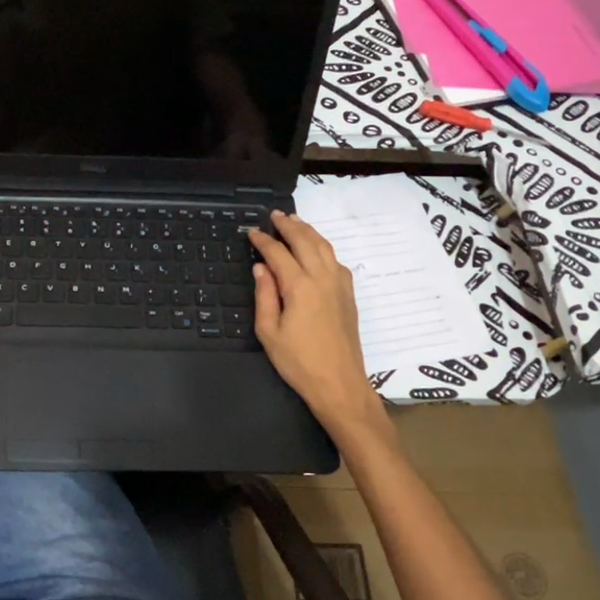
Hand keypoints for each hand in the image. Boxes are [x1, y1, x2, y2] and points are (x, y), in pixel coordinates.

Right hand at [248, 211, 383, 432]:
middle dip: (289, 225)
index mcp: (299, 287)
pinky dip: (323, 247)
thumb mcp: (269, 331)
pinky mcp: (348, 295)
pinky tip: (316, 249)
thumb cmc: (298, 362)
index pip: (278, 253)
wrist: (339, 384)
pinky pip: (335, 260)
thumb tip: (261, 268)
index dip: (263, 240)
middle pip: (305, 241)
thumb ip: (264, 295)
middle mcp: (322, 278)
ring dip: (308, 231)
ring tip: (295, 221)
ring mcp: (339, 285)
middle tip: (274, 215)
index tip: (251, 232)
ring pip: (324, 247)